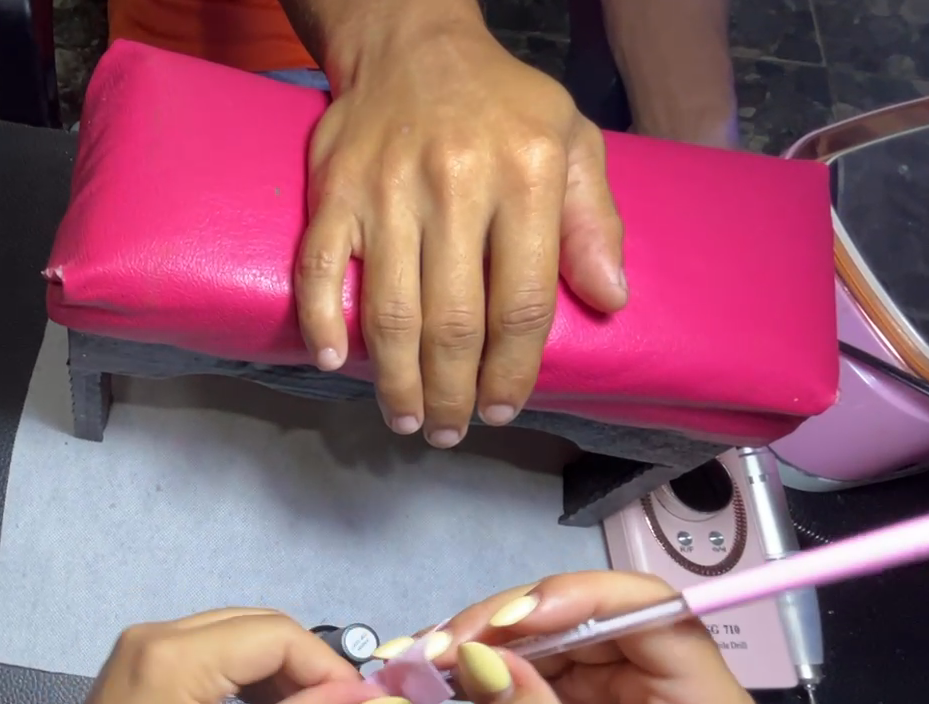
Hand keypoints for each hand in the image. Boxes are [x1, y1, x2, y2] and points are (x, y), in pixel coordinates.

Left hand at [15, 609, 388, 703]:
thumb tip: (369, 699)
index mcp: (174, 654)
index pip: (276, 635)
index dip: (329, 669)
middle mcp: (155, 633)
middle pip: (256, 629)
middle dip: (306, 672)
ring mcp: (141, 647)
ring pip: (233, 640)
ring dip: (277, 678)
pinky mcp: (137, 667)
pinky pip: (206, 657)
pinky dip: (243, 683)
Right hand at [296, 17, 627, 445]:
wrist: (411, 47)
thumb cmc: (496, 105)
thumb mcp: (570, 141)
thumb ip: (593, 220)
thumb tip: (609, 302)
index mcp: (525, 175)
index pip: (524, 300)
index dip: (513, 370)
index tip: (502, 410)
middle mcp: (454, 186)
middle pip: (454, 321)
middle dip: (452, 393)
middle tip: (447, 432)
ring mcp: (385, 194)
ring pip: (390, 312)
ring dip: (396, 381)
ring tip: (404, 421)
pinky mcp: (332, 197)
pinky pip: (319, 272)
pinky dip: (321, 323)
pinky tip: (333, 363)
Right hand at [437, 572, 756, 703]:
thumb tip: (472, 654)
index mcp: (701, 701)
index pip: (649, 612)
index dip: (576, 599)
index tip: (502, 622)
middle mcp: (665, 679)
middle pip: (589, 614)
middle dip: (511, 621)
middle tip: (442, 643)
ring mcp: (623, 686)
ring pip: (553, 633)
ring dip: (489, 640)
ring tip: (430, 655)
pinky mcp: (587, 699)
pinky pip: (535, 663)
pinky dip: (489, 664)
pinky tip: (446, 671)